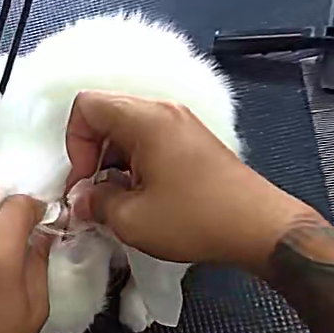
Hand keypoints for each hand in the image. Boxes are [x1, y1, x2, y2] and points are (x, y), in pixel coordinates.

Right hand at [63, 91, 316, 270]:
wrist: (259, 226)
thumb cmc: (194, 219)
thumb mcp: (132, 220)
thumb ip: (96, 205)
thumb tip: (82, 201)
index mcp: (145, 120)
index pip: (87, 106)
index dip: (74, 143)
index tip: (86, 181)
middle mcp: (165, 112)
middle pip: (108, 117)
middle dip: (93, 156)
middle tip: (97, 197)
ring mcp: (183, 126)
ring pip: (130, 133)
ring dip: (115, 165)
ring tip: (122, 203)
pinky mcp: (196, 145)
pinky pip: (153, 144)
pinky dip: (138, 166)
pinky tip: (146, 200)